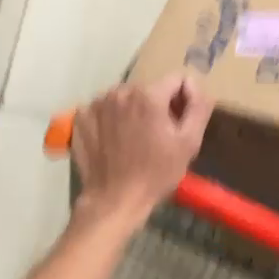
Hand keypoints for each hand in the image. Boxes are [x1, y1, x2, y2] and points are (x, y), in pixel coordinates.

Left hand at [71, 74, 212, 224]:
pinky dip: (108, 120)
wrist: (114, 198)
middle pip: (146, 89)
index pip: (175, 80)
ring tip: (131, 140)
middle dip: (154, 106)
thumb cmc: (156, 173)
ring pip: (123, 98)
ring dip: (130, 112)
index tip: (176, 123)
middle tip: (154, 136)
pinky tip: (112, 141)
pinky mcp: (80, 116)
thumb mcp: (188, 143)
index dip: (181, 100)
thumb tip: (193, 83)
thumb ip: (198, 106)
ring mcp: (96, 103)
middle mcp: (120, 91)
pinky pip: (102, 109)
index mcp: (148, 95)